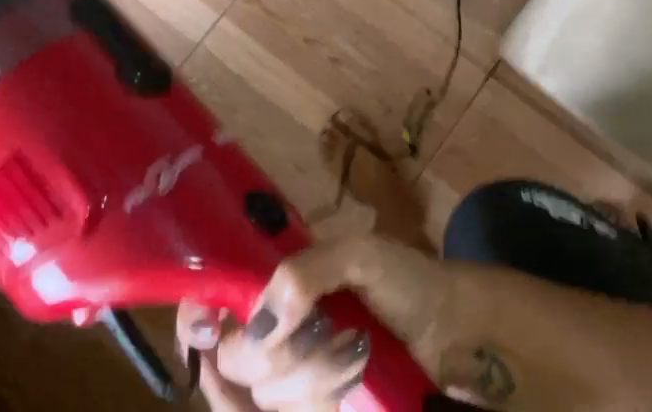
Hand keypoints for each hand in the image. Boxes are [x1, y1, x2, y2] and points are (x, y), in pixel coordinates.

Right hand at [178, 235, 477, 410]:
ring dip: (312, 376)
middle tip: (327, 328)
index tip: (209, 327)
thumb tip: (260, 322)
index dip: (197, 320)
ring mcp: (292, 380)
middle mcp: (276, 334)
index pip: (210, 305)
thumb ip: (307, 271)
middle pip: (235, 360)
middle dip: (280, 350)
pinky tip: (335, 391)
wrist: (454, 330)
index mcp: (277, 289)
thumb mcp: (361, 255)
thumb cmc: (407, 281)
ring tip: (356, 353)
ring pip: (263, 394)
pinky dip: (305, 401)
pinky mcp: (314, 409)